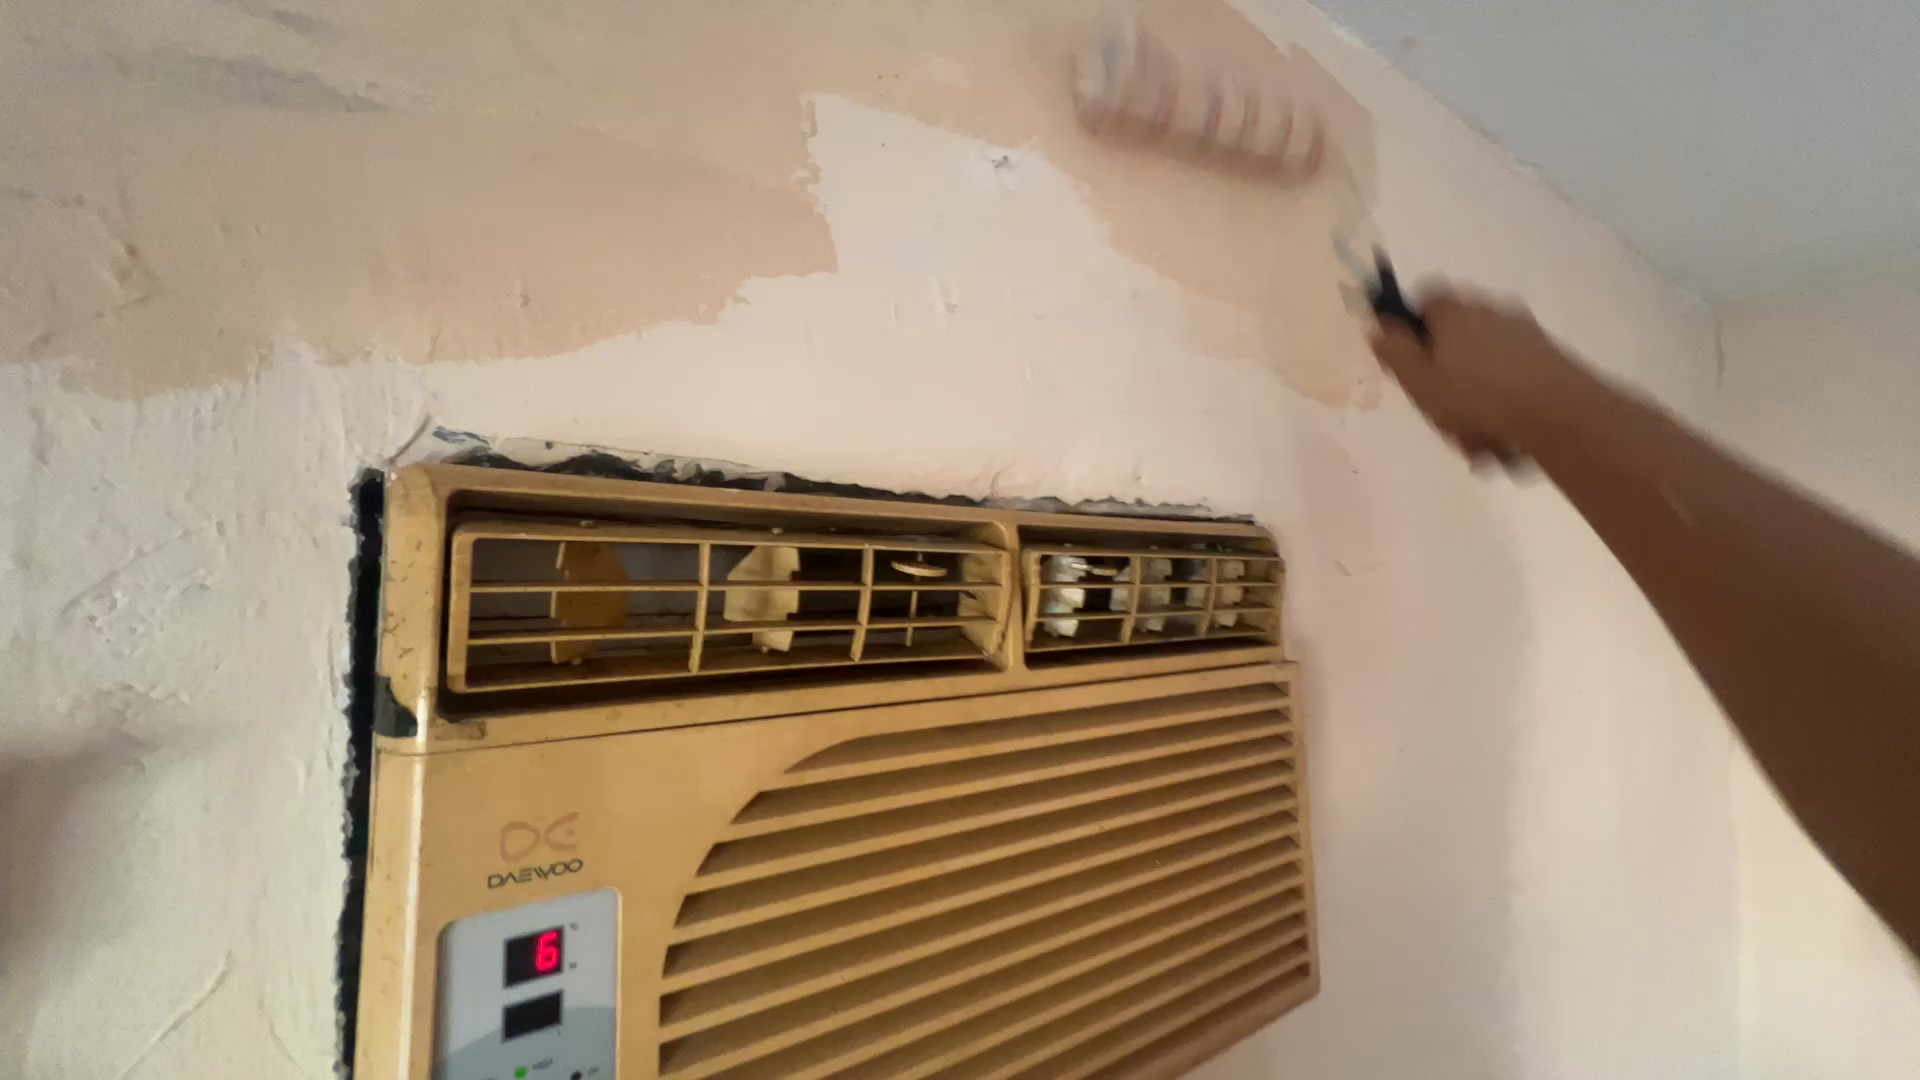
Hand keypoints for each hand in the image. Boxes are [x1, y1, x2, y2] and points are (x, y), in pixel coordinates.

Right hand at [1370, 288, 1594, 467]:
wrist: (1559, 415)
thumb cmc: (1474, 397)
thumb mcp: (1417, 380)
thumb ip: (1394, 351)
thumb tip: (1379, 328)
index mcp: (1456, 313)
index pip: (1426, 298)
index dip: (1411, 323)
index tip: (1405, 355)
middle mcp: (1491, 311)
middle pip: (1454, 332)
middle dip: (1440, 368)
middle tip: (1433, 403)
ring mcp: (1523, 333)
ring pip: (1480, 359)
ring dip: (1468, 392)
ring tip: (1467, 433)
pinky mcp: (1547, 356)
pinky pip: (1508, 374)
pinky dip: (1496, 398)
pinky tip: (1495, 432)